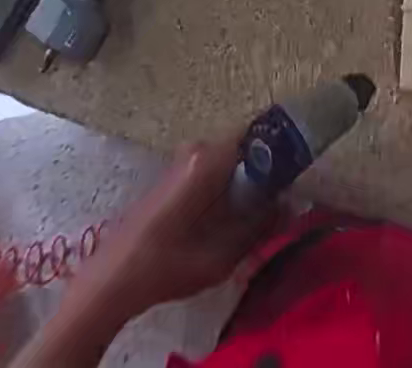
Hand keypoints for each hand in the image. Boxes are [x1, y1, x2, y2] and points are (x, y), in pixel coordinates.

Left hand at [60, 137, 279, 324]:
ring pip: (229, 157)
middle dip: (265, 168)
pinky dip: (228, 182)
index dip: (281, 147)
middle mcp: (196, 148)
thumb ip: (261, 226)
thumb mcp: (222, 255)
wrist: (113, 278)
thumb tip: (291, 204)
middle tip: (281, 198)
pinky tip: (231, 213)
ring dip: (246, 177)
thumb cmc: (168, 264)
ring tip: (259, 209)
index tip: (298, 167)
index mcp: (209, 158)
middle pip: (245, 145)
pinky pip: (213, 166)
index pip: (257, 133)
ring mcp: (183, 158)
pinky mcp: (175, 172)